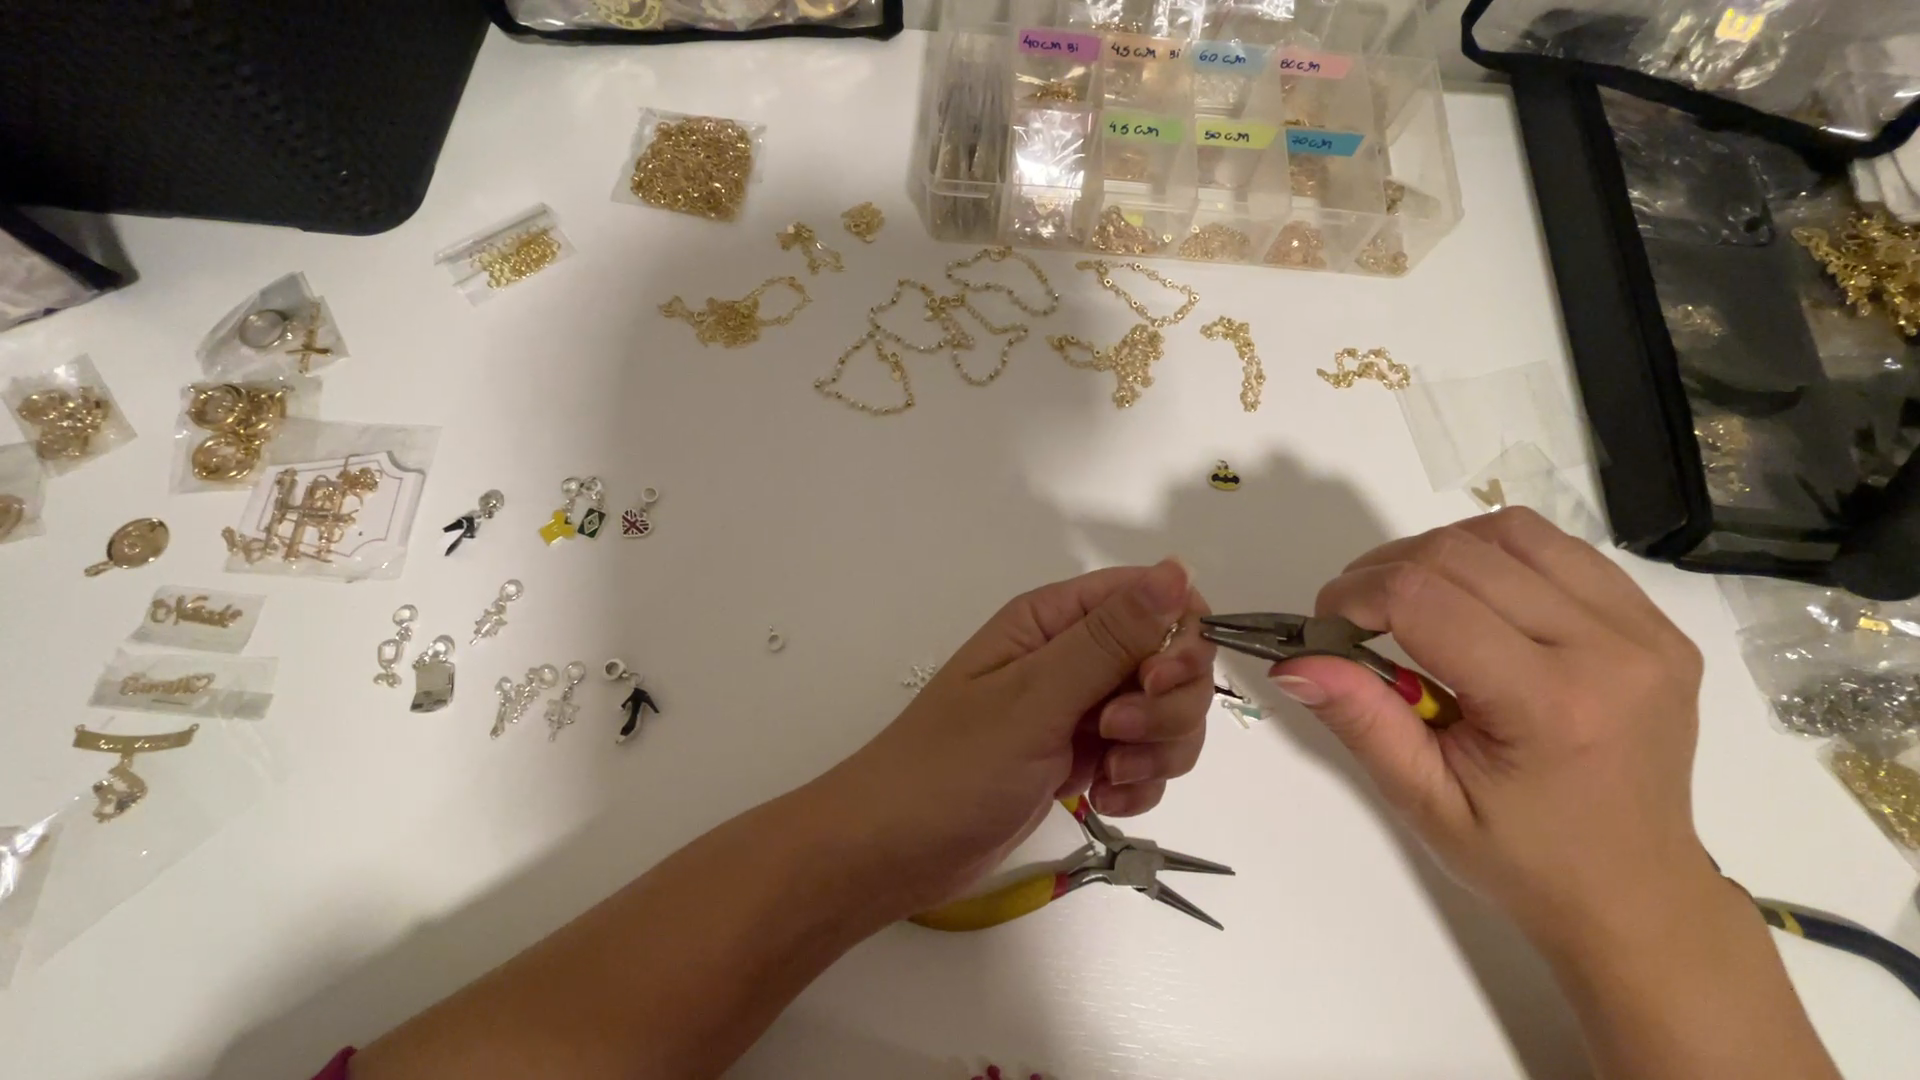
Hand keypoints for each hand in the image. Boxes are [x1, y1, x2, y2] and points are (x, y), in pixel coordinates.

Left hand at [821, 558, 1214, 914]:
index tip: (1156, 682)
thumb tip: (1176, 569)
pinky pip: (1145, 760)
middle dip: (1165, 705)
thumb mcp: (1033, 697)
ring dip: (1155, 751)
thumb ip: (1109, 638)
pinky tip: (1102, 801)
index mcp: (1054, 620)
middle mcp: (1073, 656)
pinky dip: (1138, 784)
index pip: (1154, 598)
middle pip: (1171, 660)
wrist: (897, 850)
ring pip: (1165, 715)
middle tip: (1115, 735)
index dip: (1175, 638)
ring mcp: (1080, 711)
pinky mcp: (1083, 759)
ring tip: (1107, 777)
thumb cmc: (954, 766)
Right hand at [1270, 509, 1718, 944]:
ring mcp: (1644, 629)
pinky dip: (1491, 555)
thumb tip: (1294, 661)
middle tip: (1354, 620)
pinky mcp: (1659, 622)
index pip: (1425, 599)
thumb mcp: (1422, 799)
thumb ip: (1359, 719)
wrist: (1636, 891)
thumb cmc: (1521, 858)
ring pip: (1508, 532)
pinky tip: (1469, 599)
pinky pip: (1555, 548)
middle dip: (1381, 572)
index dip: (1354, 597)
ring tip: (1408, 602)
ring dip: (1435, 553)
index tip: (1325, 629)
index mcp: (1552, 705)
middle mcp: (1611, 650)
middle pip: (1459, 554)